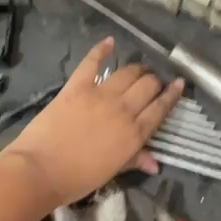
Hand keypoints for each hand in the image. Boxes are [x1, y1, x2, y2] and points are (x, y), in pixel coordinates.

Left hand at [0, 38, 184, 206]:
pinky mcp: (76, 86)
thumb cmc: (78, 178)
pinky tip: (110, 41)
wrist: (41, 171)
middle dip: (154, 81)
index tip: (179, 84)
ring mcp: (100, 95)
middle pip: (148, 86)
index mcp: (134, 134)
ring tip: (138, 69)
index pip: (160, 109)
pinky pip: (92, 63)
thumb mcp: (112, 172)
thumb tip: (155, 163)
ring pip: (128, 72)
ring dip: (136, 69)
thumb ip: (134, 160)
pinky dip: (102, 50)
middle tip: (152, 83)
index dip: (172, 95)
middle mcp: (123, 110)